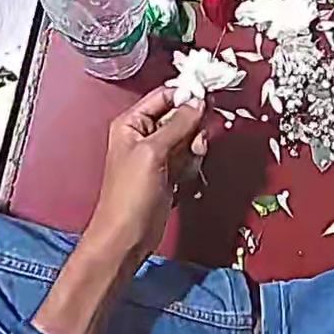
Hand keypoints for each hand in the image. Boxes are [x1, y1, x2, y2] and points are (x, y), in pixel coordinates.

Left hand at [82, 86, 208, 262]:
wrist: (126, 238)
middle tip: (196, 141)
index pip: (165, 95)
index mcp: (132, 122)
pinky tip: (186, 175)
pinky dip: (193, 162)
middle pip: (181, 115)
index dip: (186, 95)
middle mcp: (145, 134)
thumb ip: (178, 124)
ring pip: (189, 135)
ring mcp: (159, 153)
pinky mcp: (170, 170)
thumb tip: (199, 101)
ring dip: (194, 147)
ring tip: (188, 162)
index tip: (207, 100)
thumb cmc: (129, 195)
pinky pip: (190, 155)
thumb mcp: (153, 152)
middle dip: (193, 126)